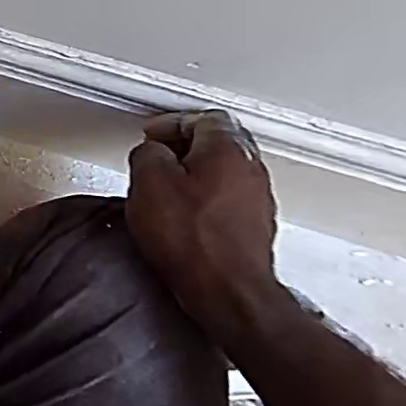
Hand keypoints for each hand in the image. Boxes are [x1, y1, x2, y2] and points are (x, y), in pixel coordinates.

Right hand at [125, 110, 290, 349]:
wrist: (224, 287)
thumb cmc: (186, 235)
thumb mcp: (147, 181)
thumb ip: (147, 154)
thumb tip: (152, 151)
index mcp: (227, 152)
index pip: (206, 118)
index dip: (172, 121)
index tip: (151, 132)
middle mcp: (251, 170)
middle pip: (221, 140)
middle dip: (186, 141)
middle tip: (156, 149)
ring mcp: (258, 198)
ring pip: (224, 167)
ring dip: (195, 166)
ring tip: (163, 177)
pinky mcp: (253, 222)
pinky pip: (227, 192)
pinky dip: (203, 188)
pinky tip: (180, 205)